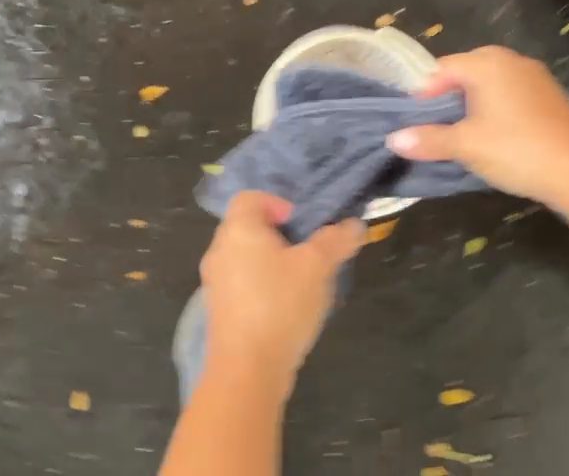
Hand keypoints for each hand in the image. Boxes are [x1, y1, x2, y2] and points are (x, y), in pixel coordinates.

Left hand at [199, 192, 364, 384]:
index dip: (278, 204)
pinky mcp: (218, 312)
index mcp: (238, 229)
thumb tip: (354, 224)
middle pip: (250, 228)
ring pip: (247, 259)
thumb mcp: (317, 267)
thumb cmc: (280, 305)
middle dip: (281, 237)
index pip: (251, 197)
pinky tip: (286, 311)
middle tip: (308, 254)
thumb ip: (335, 241)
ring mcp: (214, 283)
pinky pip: (242, 285)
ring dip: (273, 265)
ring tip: (302, 284)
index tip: (302, 226)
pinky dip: (262, 288)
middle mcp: (219, 250)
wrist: (246, 371)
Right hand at [387, 45, 568, 204]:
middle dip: (448, 98)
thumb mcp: (466, 146)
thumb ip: (429, 139)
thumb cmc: (516, 150)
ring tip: (464, 135)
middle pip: (465, 72)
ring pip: (490, 83)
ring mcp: (533, 75)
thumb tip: (394, 139)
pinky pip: (511, 93)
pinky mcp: (549, 94)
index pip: (440, 69)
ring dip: (473, 104)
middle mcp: (509, 59)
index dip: (423, 95)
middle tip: (438, 129)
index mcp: (485, 63)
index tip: (416, 122)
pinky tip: (497, 136)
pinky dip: (497, 109)